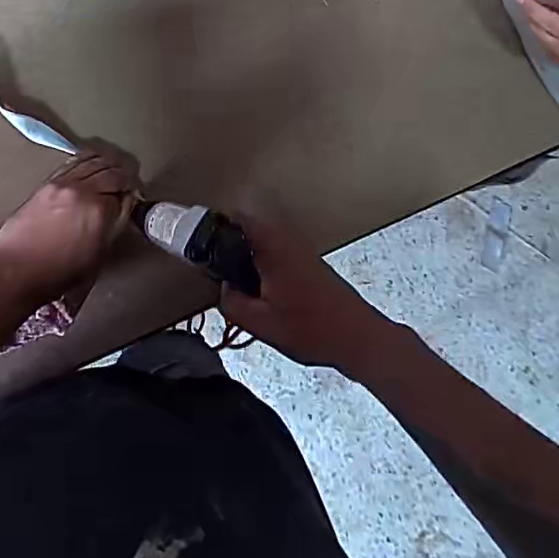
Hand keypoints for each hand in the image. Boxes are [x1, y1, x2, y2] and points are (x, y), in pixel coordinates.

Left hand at [0, 152, 135, 296]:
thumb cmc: (59, 271)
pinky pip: (72, 163)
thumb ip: (117, 223)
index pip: (125, 192)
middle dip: (124, 175)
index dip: (132, 194)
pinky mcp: (47, 185)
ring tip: (113, 166)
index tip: (134, 196)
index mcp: (100, 210)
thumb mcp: (100, 253)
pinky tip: (91, 160)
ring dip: (107, 162)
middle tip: (128, 181)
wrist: (17, 272)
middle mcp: (82, 191)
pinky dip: (86, 159)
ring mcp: (62, 185)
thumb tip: (126, 204)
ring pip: (93, 161)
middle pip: (112, 172)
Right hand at [218, 217, 400, 374]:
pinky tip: (261, 293)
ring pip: (266, 242)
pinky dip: (265, 266)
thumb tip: (224, 289)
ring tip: (236, 285)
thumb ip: (233, 302)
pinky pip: (279, 254)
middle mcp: (290, 241)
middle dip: (231, 246)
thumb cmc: (312, 329)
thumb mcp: (260, 323)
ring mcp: (303, 251)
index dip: (217, 229)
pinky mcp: (311, 265)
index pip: (240, 219)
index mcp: (275, 247)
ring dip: (249, 257)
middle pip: (252, 229)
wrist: (357, 338)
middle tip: (216, 270)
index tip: (201, 246)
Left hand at [516, 0, 558, 84]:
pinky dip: (542, 36)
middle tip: (528, 0)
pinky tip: (546, 28)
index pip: (548, 20)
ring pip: (541, 41)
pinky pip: (547, 49)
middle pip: (539, 31)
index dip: (533, 8)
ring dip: (535, 25)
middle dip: (531, 15)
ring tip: (535, 10)